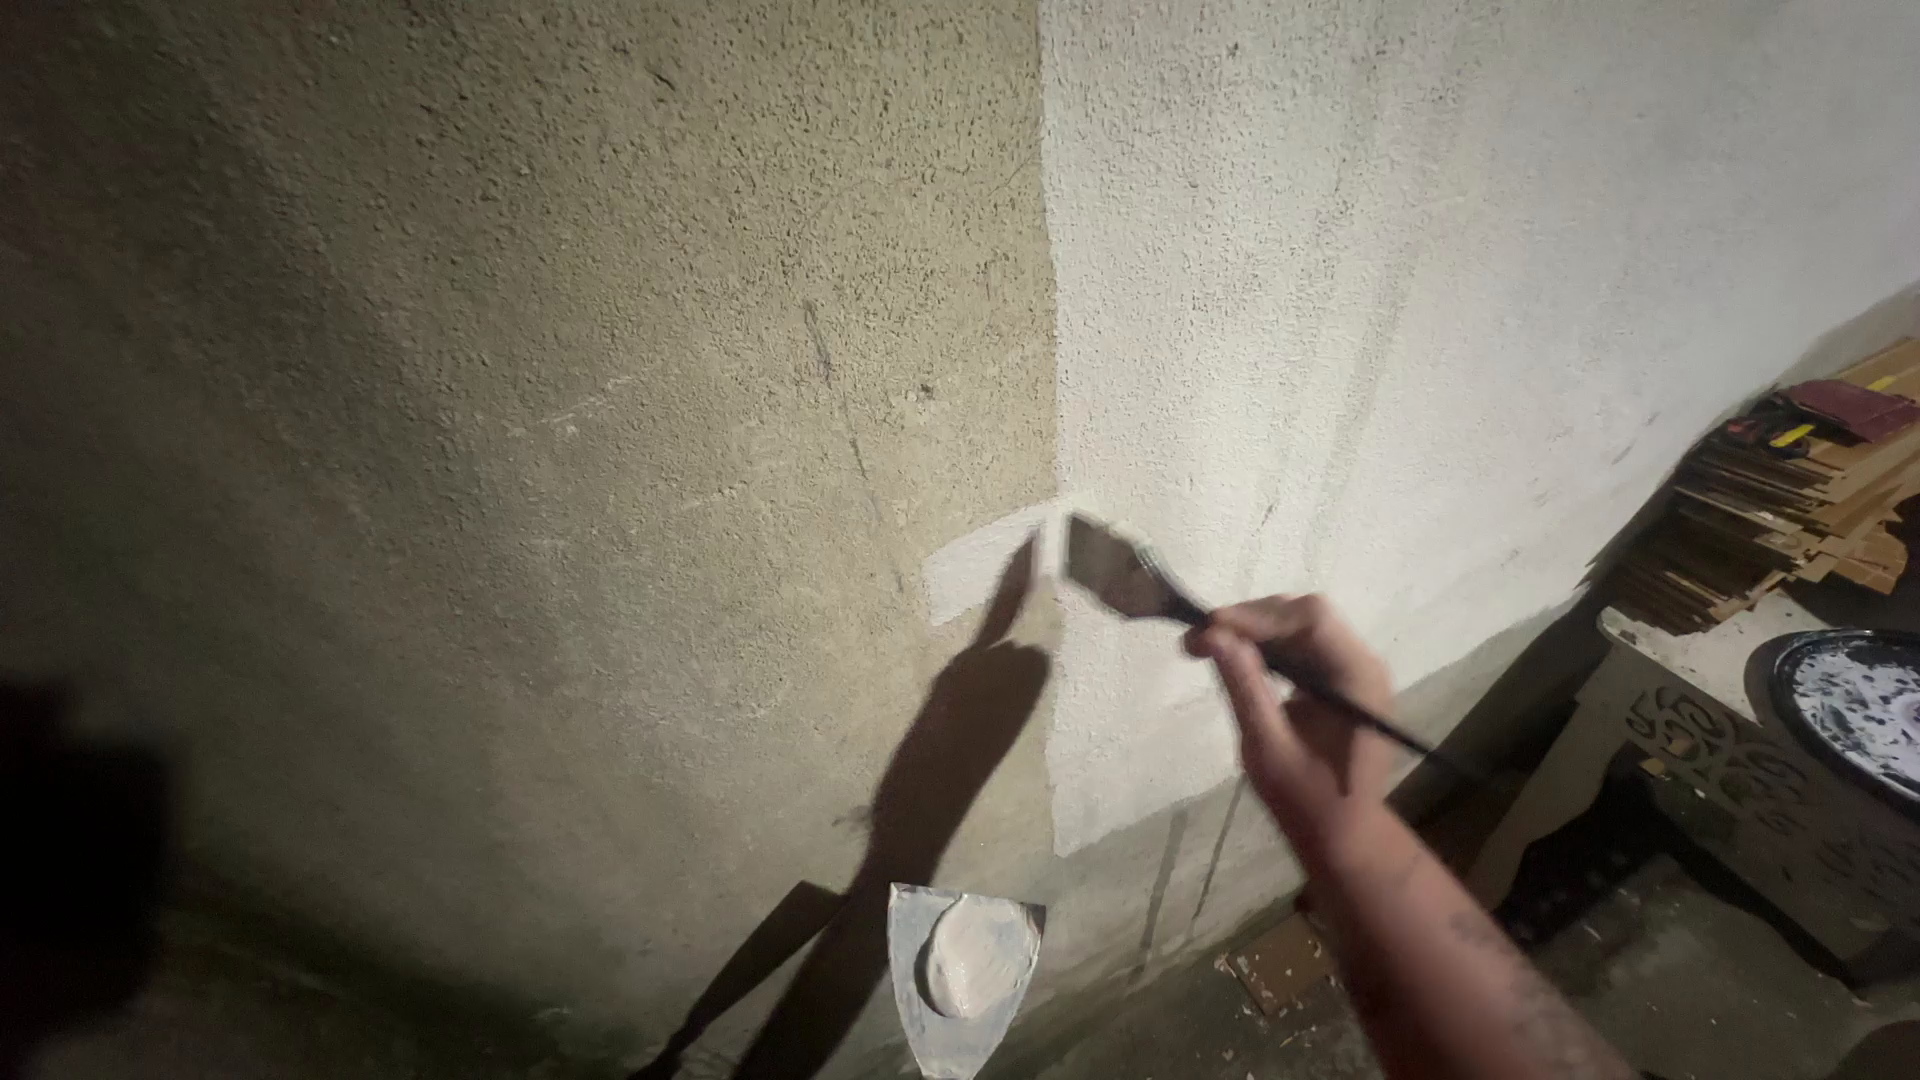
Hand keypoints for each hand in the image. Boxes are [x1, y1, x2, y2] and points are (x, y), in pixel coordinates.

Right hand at [1185, 595, 1395, 869]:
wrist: (1342, 835)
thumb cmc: (1307, 800)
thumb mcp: (1267, 748)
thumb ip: (1244, 687)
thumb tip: (1213, 636)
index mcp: (1358, 680)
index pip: (1311, 620)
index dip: (1256, 616)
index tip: (1207, 627)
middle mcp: (1362, 664)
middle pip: (1304, 614)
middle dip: (1248, 620)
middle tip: (1197, 639)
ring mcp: (1350, 669)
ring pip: (1296, 624)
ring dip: (1250, 630)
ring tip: (1205, 646)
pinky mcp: (1334, 677)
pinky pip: (1296, 643)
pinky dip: (1261, 645)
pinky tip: (1232, 657)